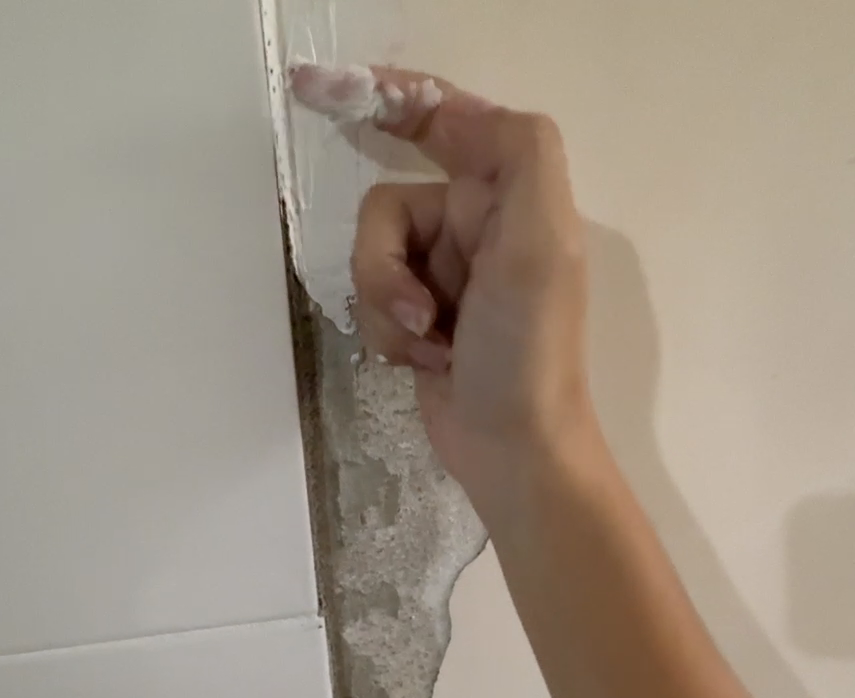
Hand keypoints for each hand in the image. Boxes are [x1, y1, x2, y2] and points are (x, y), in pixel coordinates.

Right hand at [290, 64, 595, 505]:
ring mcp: (442, 275)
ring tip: (429, 347)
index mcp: (507, 193)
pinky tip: (425, 362)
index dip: (385, 98)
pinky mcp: (418, 318)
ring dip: (389, 309)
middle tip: (421, 314)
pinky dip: (389, 335)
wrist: (511, 448)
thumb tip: (461, 115)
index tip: (316, 92)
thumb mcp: (538, 245)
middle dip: (387, 267)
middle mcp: (471, 226)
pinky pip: (374, 303)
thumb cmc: (528, 352)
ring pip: (371, 261)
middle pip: (385, 208)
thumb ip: (519, 154)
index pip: (442, 122)